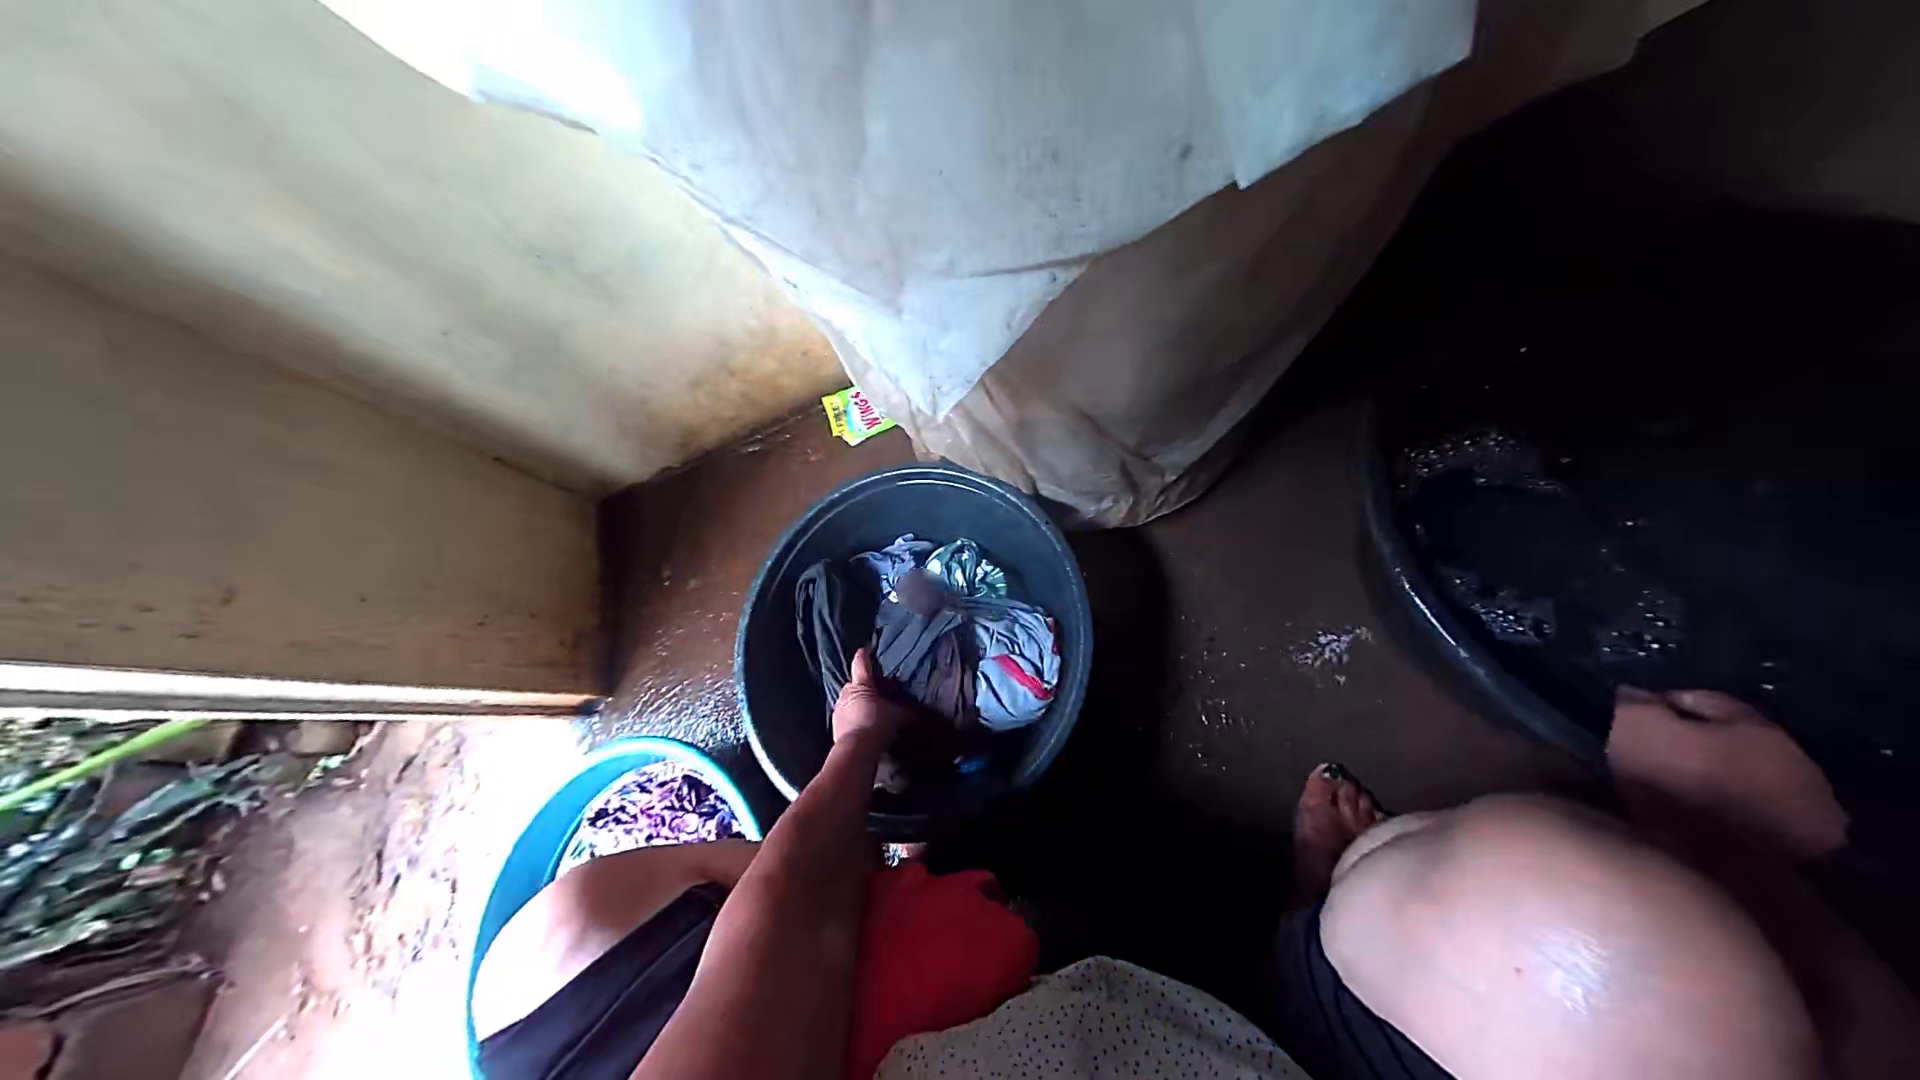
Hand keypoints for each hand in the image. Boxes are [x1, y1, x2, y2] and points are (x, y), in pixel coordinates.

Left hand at [831, 648, 909, 745]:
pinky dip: (852, 718)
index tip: (868, 651)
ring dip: (856, 704)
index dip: (865, 655)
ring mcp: (838, 709)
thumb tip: (922, 712)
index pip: (861, 662)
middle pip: (854, 683)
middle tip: (875, 692)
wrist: (857, 750)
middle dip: (863, 686)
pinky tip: (862, 726)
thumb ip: (907, 710)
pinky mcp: (834, 725)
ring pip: (848, 700)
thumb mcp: (898, 716)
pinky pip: (845, 716)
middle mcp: (846, 692)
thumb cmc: (877, 725)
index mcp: (861, 684)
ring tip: (869, 712)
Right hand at [1607, 687, 1847, 859]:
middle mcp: (1798, 760)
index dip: (1666, 702)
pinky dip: (1738, 807)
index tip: (1636, 714)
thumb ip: (1637, 703)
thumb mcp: (1637, 728)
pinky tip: (1710, 813)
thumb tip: (1636, 692)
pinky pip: (1765, 812)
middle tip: (1660, 749)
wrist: (1714, 856)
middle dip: (1702, 741)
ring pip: (1757, 777)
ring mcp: (1813, 805)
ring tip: (1682, 783)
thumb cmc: (1672, 779)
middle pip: (1739, 740)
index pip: (1706, 699)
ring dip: (1724, 775)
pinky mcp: (1809, 842)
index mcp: (1757, 727)